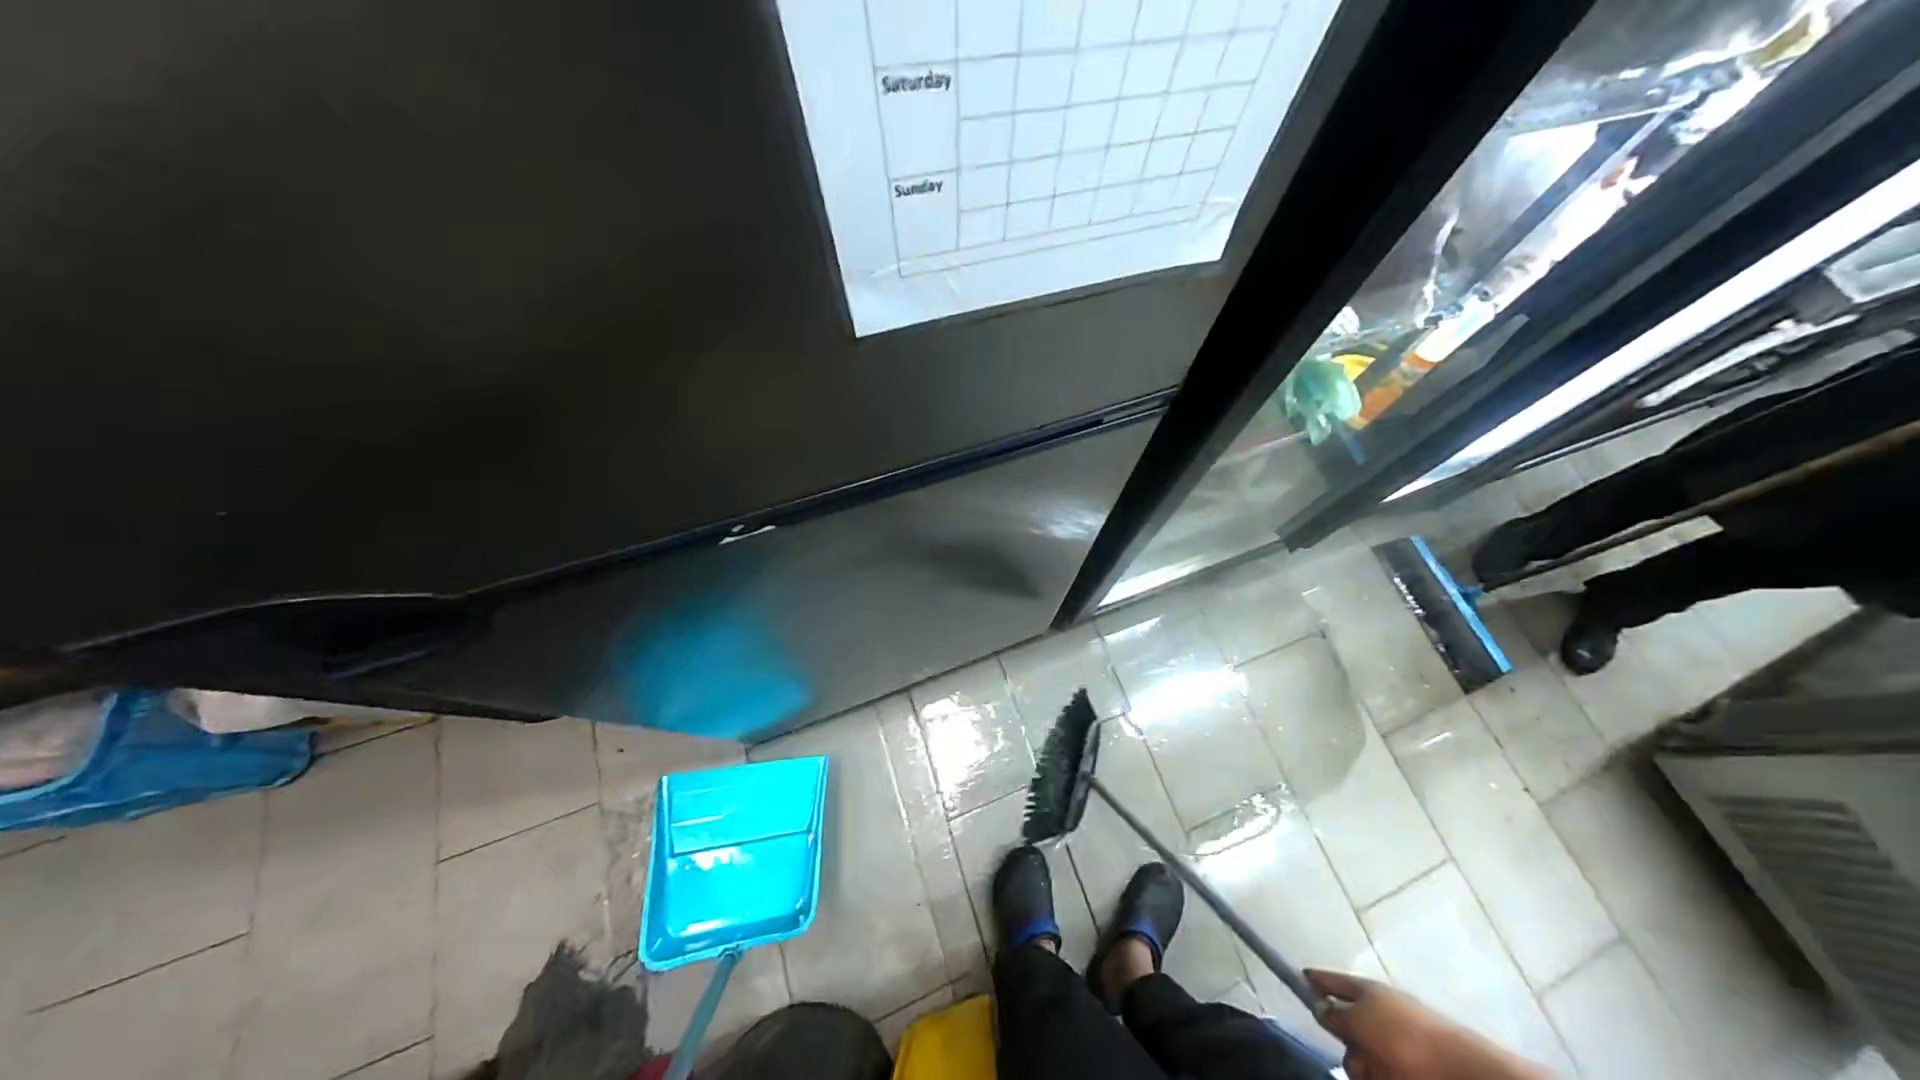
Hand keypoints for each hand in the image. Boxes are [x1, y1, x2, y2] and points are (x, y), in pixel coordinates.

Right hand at [1306, 969, 1555, 1079]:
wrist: (1468, 1077)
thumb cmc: (1406, 1042)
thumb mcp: (1358, 1022)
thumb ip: (1333, 1014)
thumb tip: (1322, 1008)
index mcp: (1371, 994)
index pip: (1334, 981)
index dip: (1316, 981)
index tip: (1300, 978)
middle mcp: (1386, 1015)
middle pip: (1349, 1030)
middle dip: (1350, 1050)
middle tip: (1362, 1064)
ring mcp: (1404, 1047)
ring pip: (1366, 1062)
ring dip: (1368, 1072)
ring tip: (1384, 1079)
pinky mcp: (1415, 1071)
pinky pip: (1386, 1075)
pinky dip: (1384, 1079)